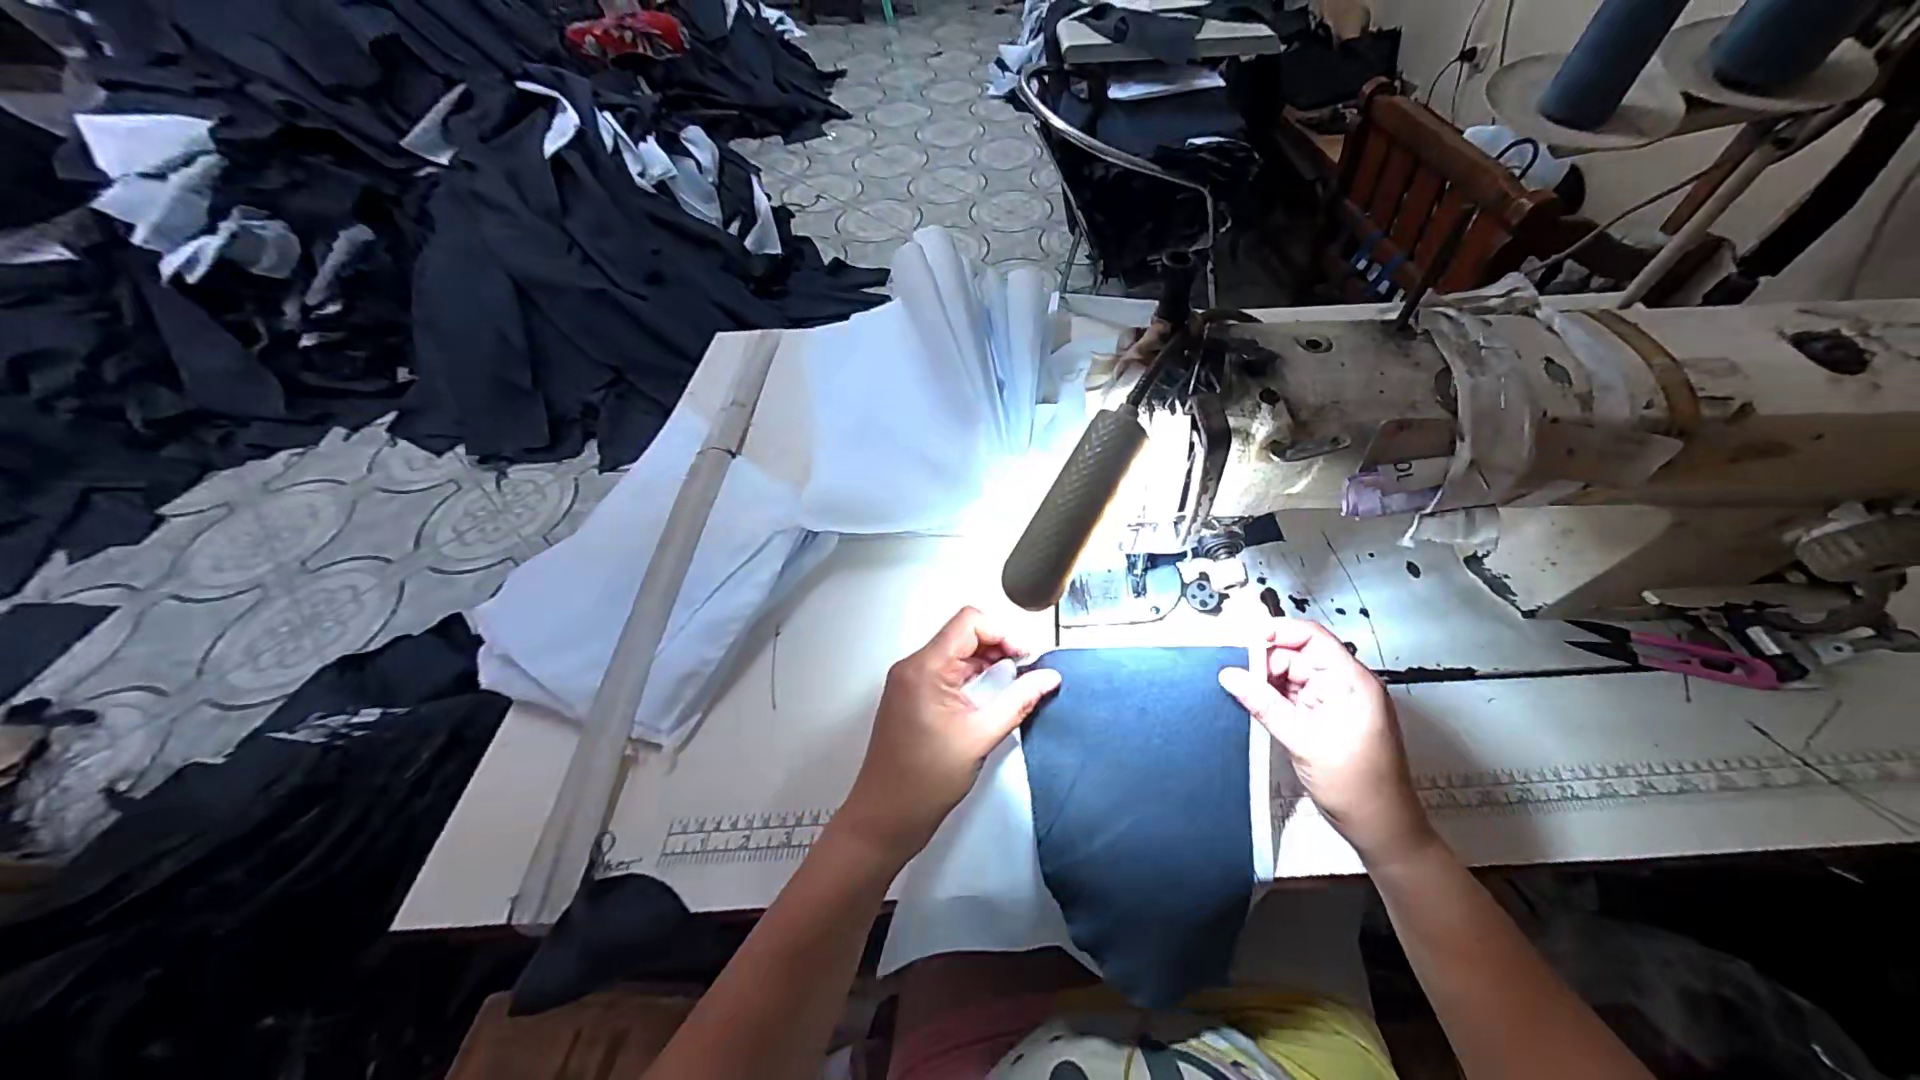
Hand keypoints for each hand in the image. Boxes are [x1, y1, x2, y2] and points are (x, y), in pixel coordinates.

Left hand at [837, 607, 1061, 862]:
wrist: (885, 817)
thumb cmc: (922, 782)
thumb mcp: (981, 737)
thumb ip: (1019, 701)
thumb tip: (1047, 678)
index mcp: (924, 669)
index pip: (969, 622)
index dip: (1003, 633)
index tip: (1025, 658)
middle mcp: (912, 668)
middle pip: (963, 634)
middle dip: (998, 648)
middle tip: (1025, 672)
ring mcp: (909, 682)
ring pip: (955, 653)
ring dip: (986, 664)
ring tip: (1012, 687)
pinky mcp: (912, 697)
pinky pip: (946, 673)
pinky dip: (971, 678)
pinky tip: (989, 698)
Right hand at [1218, 618, 1437, 866]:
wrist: (1380, 827)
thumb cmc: (1359, 786)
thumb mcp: (1302, 740)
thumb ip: (1263, 704)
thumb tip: (1230, 676)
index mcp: (1351, 682)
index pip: (1311, 638)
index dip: (1277, 632)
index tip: (1242, 642)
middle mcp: (1343, 685)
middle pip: (1296, 655)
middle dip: (1264, 660)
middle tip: (1234, 673)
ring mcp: (1332, 702)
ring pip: (1290, 675)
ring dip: (1265, 680)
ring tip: (1240, 690)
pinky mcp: (1321, 718)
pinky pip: (1291, 695)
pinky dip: (1271, 697)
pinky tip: (1253, 703)